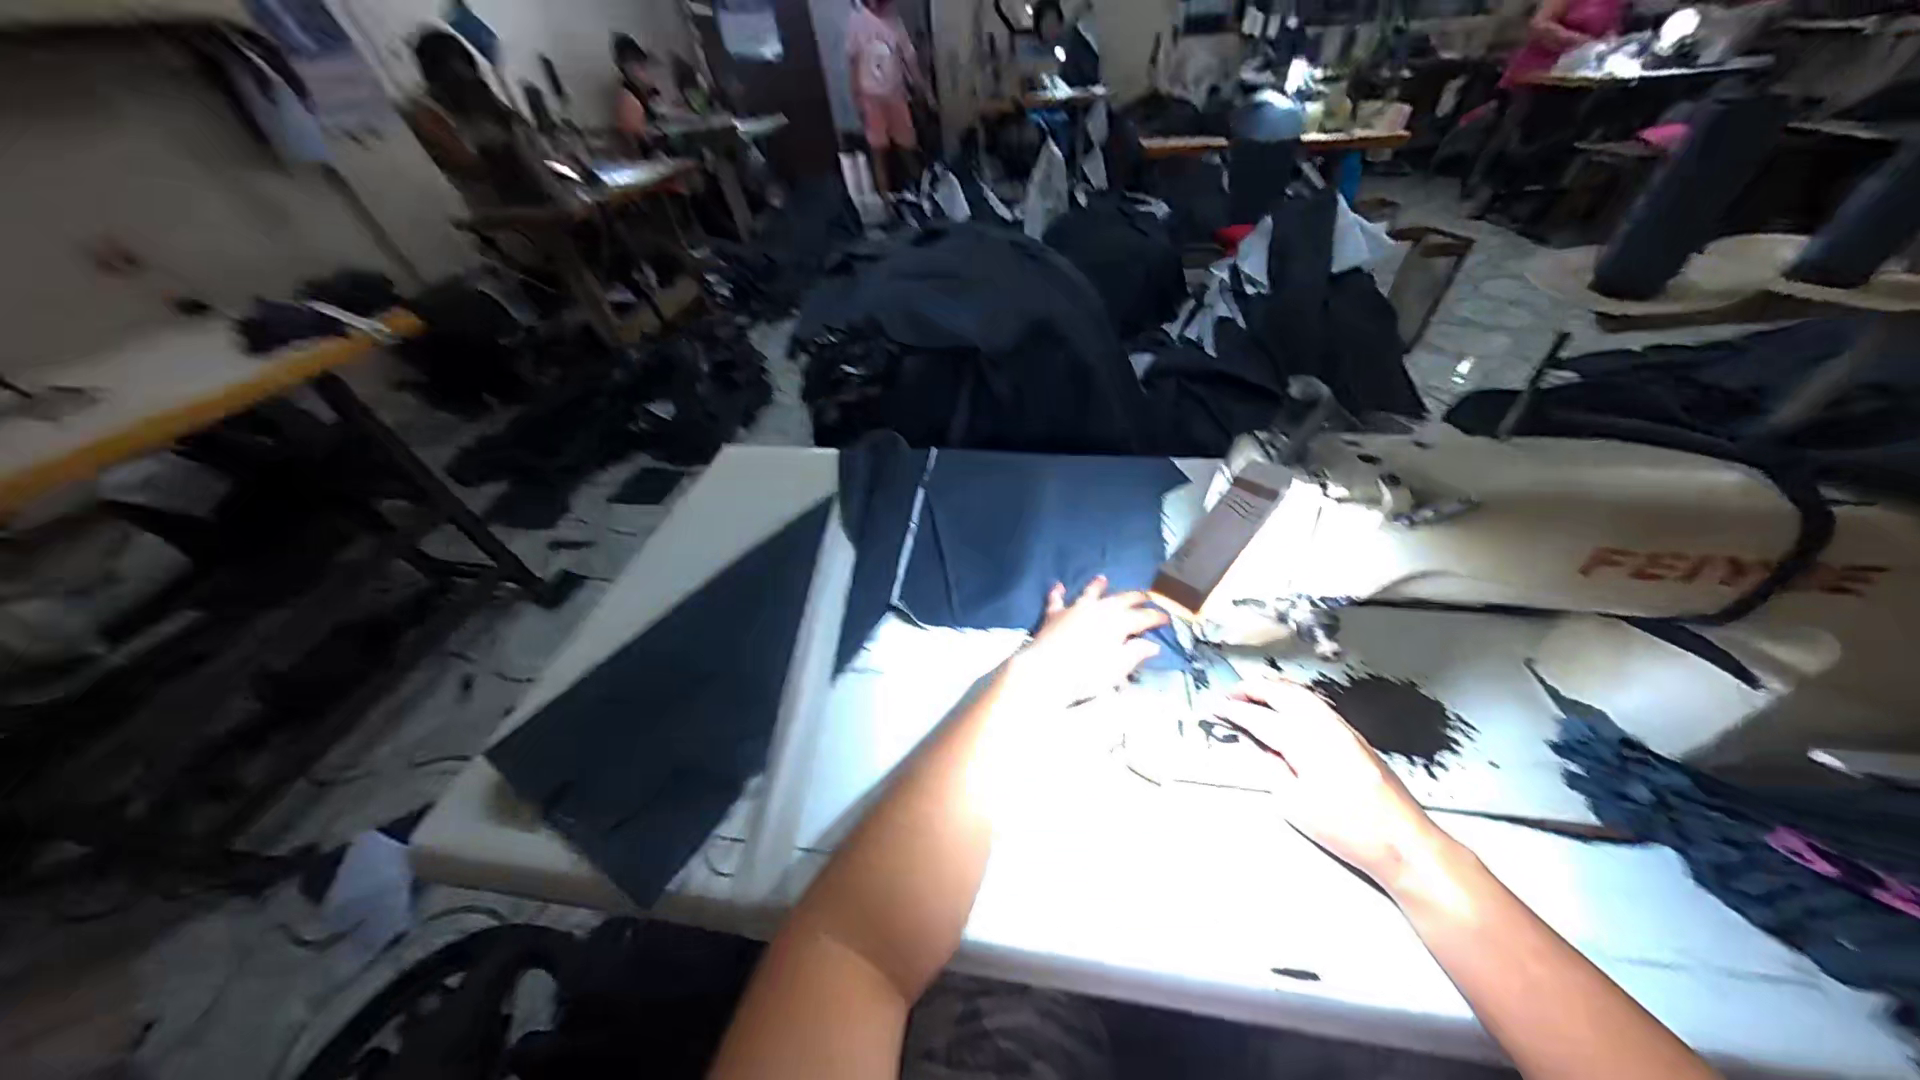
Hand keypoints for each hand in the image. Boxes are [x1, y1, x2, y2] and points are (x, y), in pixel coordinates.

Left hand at [1004, 577, 1166, 709]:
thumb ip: (1135, 653)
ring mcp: (1075, 609)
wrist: (1048, 669)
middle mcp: (1098, 609)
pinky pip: (1056, 600)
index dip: (1156, 617)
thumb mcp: (1118, 666)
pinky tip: (1057, 585)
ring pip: (1090, 593)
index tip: (1166, 618)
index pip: (1143, 617)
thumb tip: (1153, 645)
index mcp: (1118, 622)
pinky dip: (1057, 592)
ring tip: (1103, 578)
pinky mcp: (1054, 614)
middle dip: (1135, 597)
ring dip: (1097, 586)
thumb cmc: (1087, 672)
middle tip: (1146, 596)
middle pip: (1121, 599)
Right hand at [1204, 680, 1451, 892]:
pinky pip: (1316, 702)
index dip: (1233, 711)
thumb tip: (1257, 744)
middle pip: (1282, 693)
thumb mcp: (1294, 804)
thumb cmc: (1346, 830)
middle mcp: (1324, 725)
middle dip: (1252, 689)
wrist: (1405, 842)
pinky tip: (1286, 704)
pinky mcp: (1354, 735)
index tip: (1214, 707)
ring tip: (1252, 693)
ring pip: (1301, 693)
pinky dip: (1293, 695)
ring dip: (1273, 688)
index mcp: (1305, 741)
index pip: (1260, 717)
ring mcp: (1343, 727)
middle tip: (1229, 694)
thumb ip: (1271, 767)